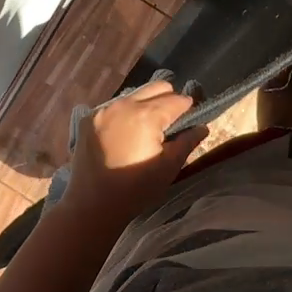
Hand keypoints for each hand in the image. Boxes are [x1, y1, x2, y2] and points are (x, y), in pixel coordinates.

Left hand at [61, 79, 207, 228]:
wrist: (92, 205)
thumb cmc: (136, 189)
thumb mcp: (168, 167)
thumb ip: (187, 142)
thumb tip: (202, 127)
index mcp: (145, 115)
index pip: (176, 99)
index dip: (188, 109)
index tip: (190, 120)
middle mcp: (123, 104)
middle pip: (156, 87)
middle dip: (168, 99)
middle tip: (171, 123)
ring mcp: (103, 109)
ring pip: (134, 94)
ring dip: (146, 104)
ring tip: (147, 128)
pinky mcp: (89, 117)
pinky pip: (115, 105)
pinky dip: (126, 112)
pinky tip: (126, 132)